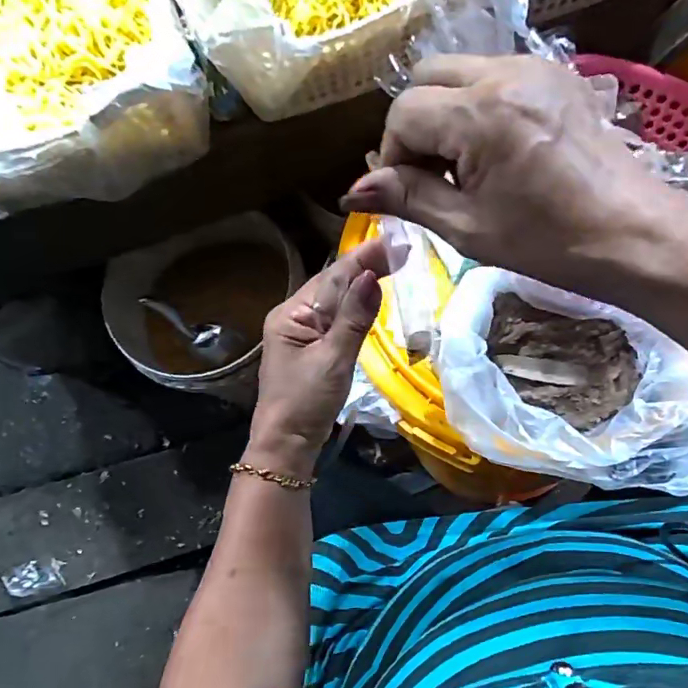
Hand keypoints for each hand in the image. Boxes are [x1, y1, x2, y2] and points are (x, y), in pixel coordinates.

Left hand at [245, 240, 392, 479]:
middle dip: (364, 266)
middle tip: (400, 249)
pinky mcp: (311, 351)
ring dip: (360, 283)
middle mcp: (293, 317)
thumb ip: (354, 318)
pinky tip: (368, 299)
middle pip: (332, 284)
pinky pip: (335, 320)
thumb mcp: (333, 359)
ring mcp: (301, 335)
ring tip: (390, 264)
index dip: (364, 258)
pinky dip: (354, 307)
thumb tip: (372, 277)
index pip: (332, 276)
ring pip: (334, 301)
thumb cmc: (306, 402)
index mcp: (291, 314)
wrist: (287, 445)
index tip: (395, 241)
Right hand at [338, 54, 687, 302]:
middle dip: (415, 124)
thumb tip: (355, 189)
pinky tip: (495, 151)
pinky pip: (495, 75)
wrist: (634, 235)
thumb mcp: (469, 228)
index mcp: (480, 114)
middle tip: (432, 176)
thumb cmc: (550, 243)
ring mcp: (536, 68)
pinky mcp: (558, 76)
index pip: (404, 113)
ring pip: (460, 71)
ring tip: (465, 167)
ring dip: (445, 113)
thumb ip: (409, 198)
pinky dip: (477, 106)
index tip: (409, 193)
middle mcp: (505, 73)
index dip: (393, 155)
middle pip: (427, 76)